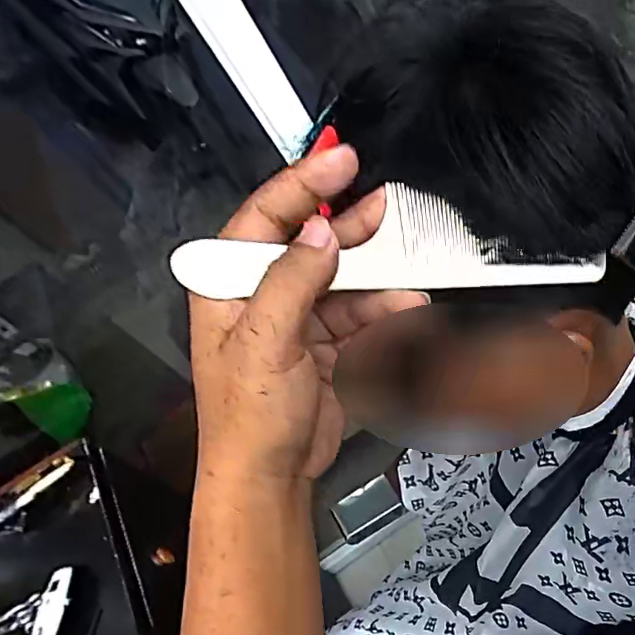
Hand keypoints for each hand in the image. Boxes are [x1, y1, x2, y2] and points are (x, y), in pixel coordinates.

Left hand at [189, 147, 427, 482]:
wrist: (272, 471)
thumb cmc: (248, 417)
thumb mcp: (265, 340)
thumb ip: (292, 281)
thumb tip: (318, 237)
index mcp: (228, 284)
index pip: (266, 217)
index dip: (304, 185)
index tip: (340, 163)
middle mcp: (262, 298)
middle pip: (309, 245)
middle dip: (347, 225)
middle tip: (381, 204)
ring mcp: (298, 323)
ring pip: (343, 284)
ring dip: (376, 279)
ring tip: (405, 270)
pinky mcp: (325, 349)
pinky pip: (359, 319)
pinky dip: (384, 313)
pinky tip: (404, 306)